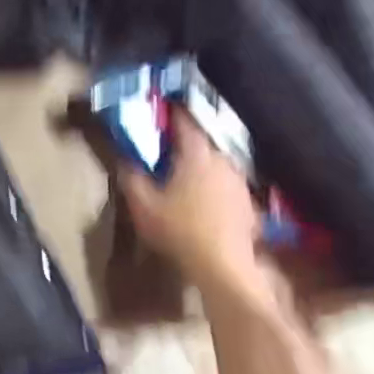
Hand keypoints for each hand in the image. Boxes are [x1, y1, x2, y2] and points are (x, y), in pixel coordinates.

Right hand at [119, 118, 271, 305]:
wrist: (223, 266)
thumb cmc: (179, 229)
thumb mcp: (142, 204)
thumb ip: (131, 177)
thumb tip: (124, 159)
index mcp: (195, 156)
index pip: (185, 124)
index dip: (173, 113)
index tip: (163, 106)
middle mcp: (222, 162)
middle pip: (202, 143)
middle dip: (184, 142)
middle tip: (166, 146)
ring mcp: (239, 183)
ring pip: (216, 163)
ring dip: (200, 164)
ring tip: (183, 174)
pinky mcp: (248, 203)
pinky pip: (226, 183)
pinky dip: (213, 184)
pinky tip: (203, 199)